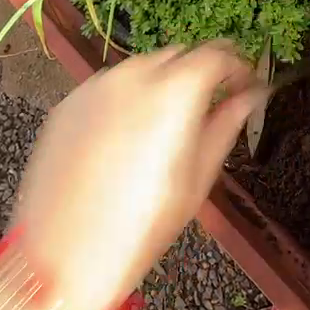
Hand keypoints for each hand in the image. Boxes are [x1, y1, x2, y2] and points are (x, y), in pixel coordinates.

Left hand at [0, 42, 264, 309]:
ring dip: (160, 84)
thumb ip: (227, 124)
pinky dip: (125, 99)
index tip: (246, 85)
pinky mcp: (69, 101)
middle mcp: (137, 73)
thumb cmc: (142, 224)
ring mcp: (98, 84)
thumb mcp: (198, 178)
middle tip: (207, 108)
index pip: (218, 53)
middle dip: (199, 73)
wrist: (61, 255)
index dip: (237, 67)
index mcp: (177, 88)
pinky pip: (109, 87)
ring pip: (143, 68)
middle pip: (180, 55)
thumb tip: (248, 96)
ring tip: (162, 128)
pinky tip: (123, 138)